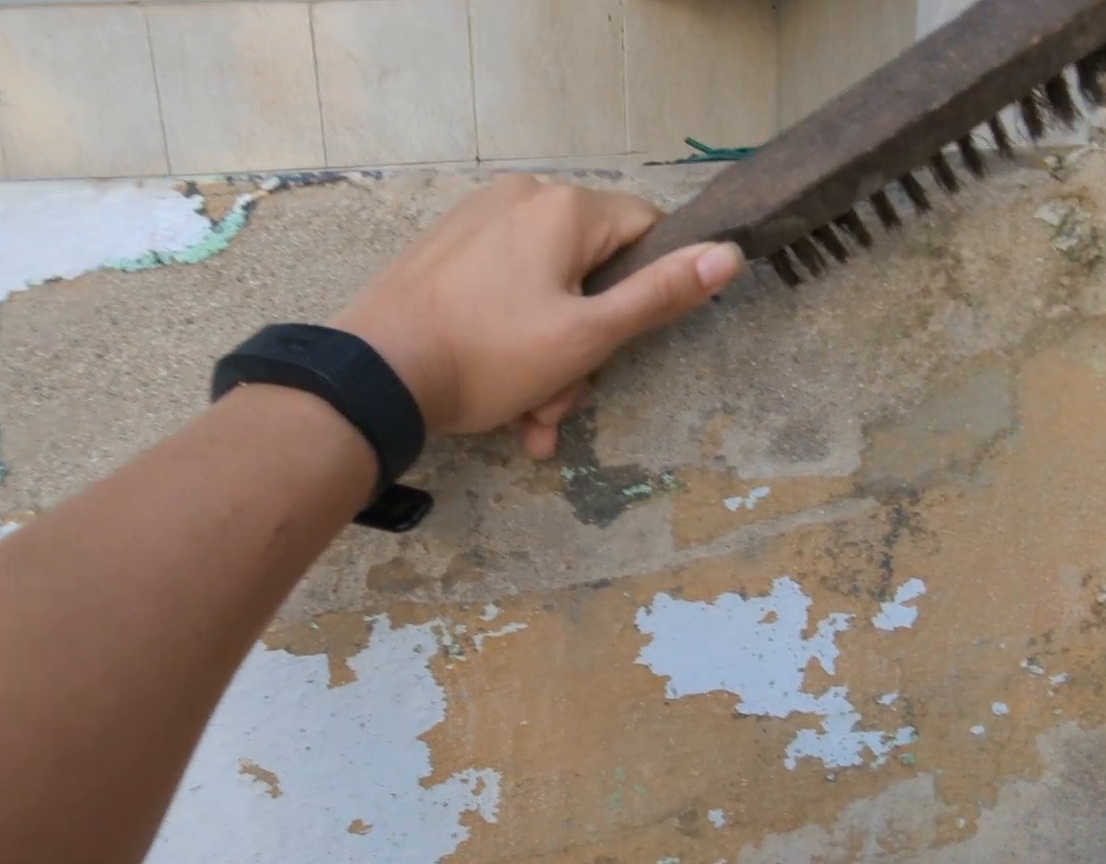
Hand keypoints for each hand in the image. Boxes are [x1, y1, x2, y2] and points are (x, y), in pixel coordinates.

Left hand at [331, 175, 744, 459]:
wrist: (377, 377)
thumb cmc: (490, 356)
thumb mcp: (587, 336)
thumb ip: (659, 296)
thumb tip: (729, 253)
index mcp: (563, 208)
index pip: (644, 230)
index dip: (647, 291)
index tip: (622, 344)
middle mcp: (521, 199)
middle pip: (589, 275)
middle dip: (585, 351)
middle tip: (562, 405)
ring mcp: (476, 224)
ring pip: (545, 296)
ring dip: (549, 366)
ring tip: (531, 421)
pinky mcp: (445, 255)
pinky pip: (503, 297)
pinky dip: (512, 347)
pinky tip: (502, 404)